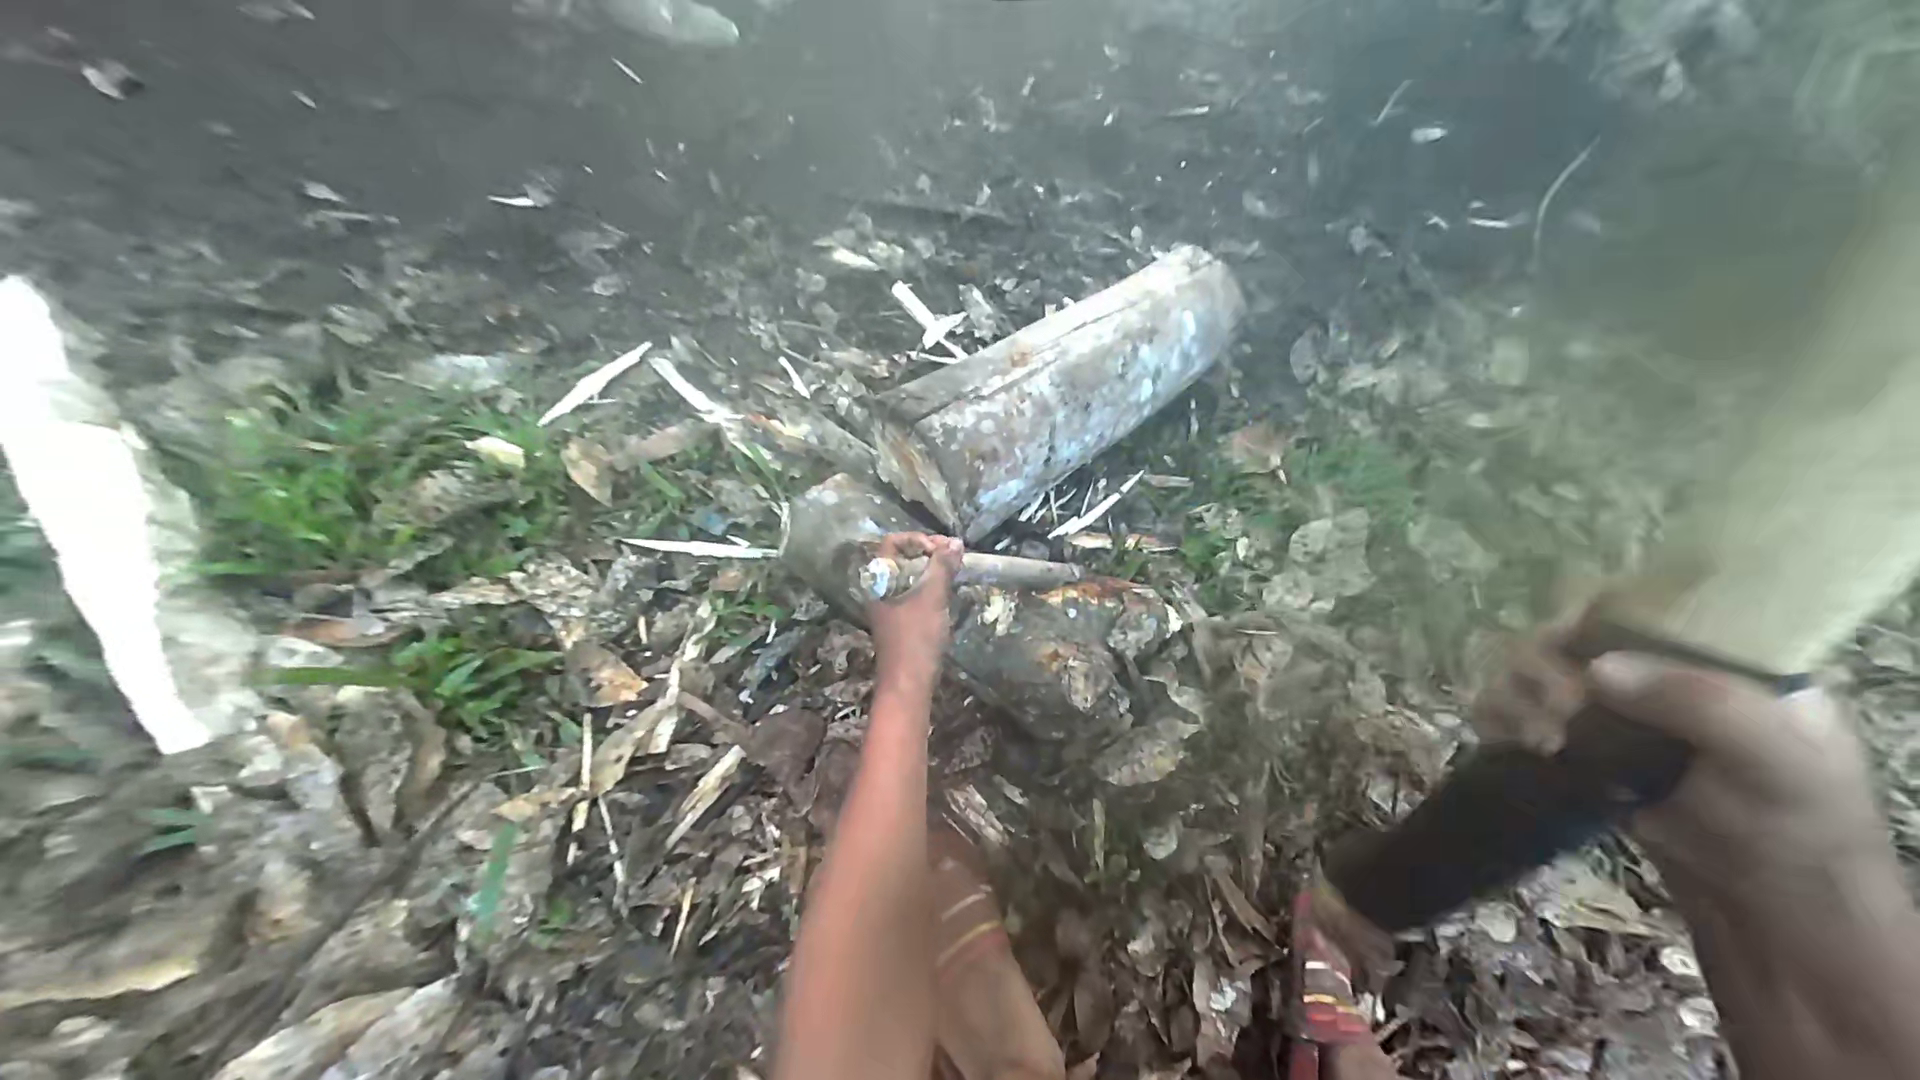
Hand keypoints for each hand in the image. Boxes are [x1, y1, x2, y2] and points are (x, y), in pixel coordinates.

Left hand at [866, 532, 961, 688]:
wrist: (907, 682)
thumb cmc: (917, 636)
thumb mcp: (933, 596)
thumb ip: (943, 566)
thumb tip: (955, 542)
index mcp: (880, 578)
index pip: (892, 542)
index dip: (917, 539)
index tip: (940, 549)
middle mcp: (879, 587)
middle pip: (901, 557)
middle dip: (928, 552)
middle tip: (953, 556)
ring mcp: (887, 604)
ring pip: (908, 575)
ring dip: (930, 569)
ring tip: (954, 570)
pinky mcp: (898, 618)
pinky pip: (912, 591)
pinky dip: (928, 585)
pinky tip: (946, 591)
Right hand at [1472, 632, 1892, 903]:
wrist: (1760, 896)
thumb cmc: (1793, 822)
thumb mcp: (1778, 759)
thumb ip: (1704, 704)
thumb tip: (1595, 669)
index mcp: (1704, 649)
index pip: (1629, 601)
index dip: (1588, 613)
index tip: (1572, 646)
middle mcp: (1642, 664)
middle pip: (1559, 634)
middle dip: (1542, 669)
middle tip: (1559, 711)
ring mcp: (1597, 701)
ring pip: (1520, 668)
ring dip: (1514, 697)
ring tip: (1542, 742)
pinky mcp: (1562, 734)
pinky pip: (1502, 706)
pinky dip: (1494, 717)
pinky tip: (1515, 744)